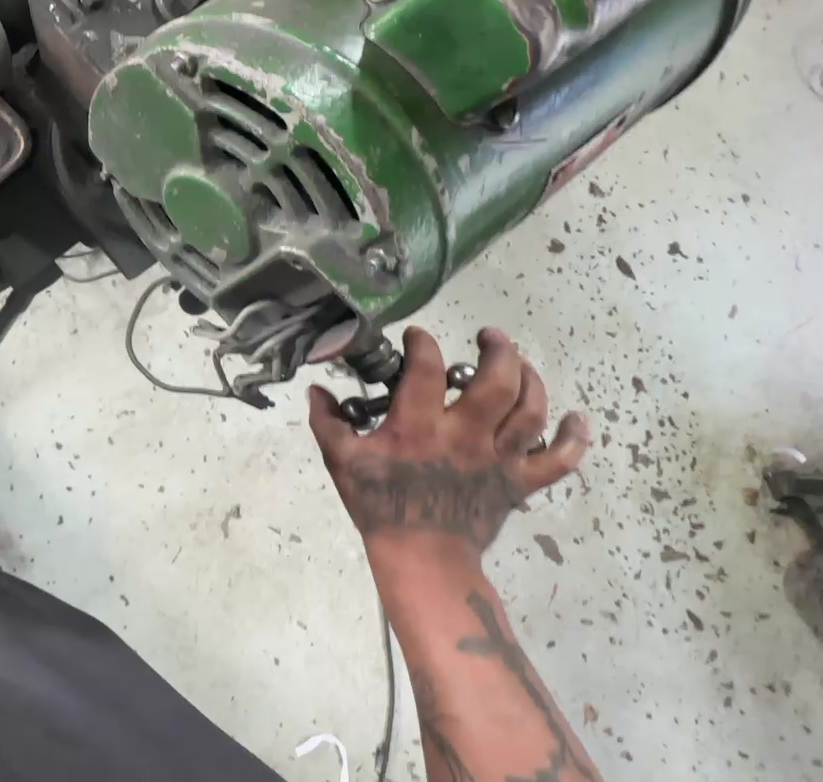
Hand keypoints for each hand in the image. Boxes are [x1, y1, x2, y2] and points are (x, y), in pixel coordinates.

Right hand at [309, 327, 590, 573]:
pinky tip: (576, 418)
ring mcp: (498, 458)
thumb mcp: (340, 460)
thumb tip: (315, 390)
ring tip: (520, 362)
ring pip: (531, 411)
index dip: (424, 344)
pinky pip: (559, 459)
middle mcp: (464, 435)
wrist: (421, 554)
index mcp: (418, 427)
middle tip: (489, 336)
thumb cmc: (377, 503)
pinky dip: (573, 437)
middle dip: (498, 351)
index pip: (427, 371)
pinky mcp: (519, 481)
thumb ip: (327, 421)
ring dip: (532, 379)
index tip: (417, 336)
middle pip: (497, 383)